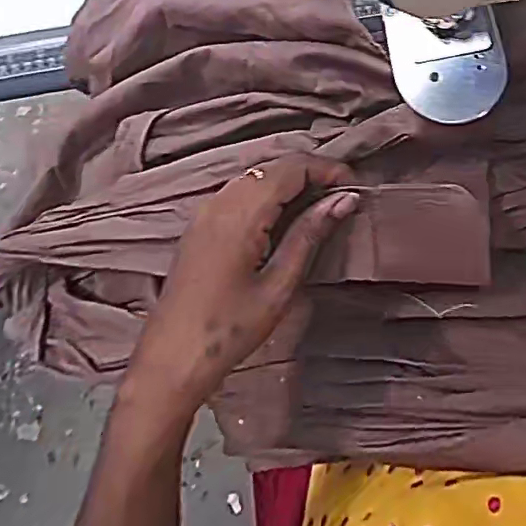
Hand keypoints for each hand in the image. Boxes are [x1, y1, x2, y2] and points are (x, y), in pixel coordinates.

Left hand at [123, 154, 356, 418]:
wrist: (171, 359)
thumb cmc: (229, 329)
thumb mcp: (279, 285)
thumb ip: (309, 234)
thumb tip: (344, 200)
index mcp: (240, 214)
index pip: (290, 167)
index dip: (326, 168)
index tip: (354, 185)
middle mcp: (220, 202)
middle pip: (273, 167)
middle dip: (311, 172)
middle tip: (342, 195)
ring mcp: (206, 211)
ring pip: (256, 175)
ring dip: (290, 180)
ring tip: (321, 204)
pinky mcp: (200, 223)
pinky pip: (241, 190)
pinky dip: (269, 192)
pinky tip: (286, 215)